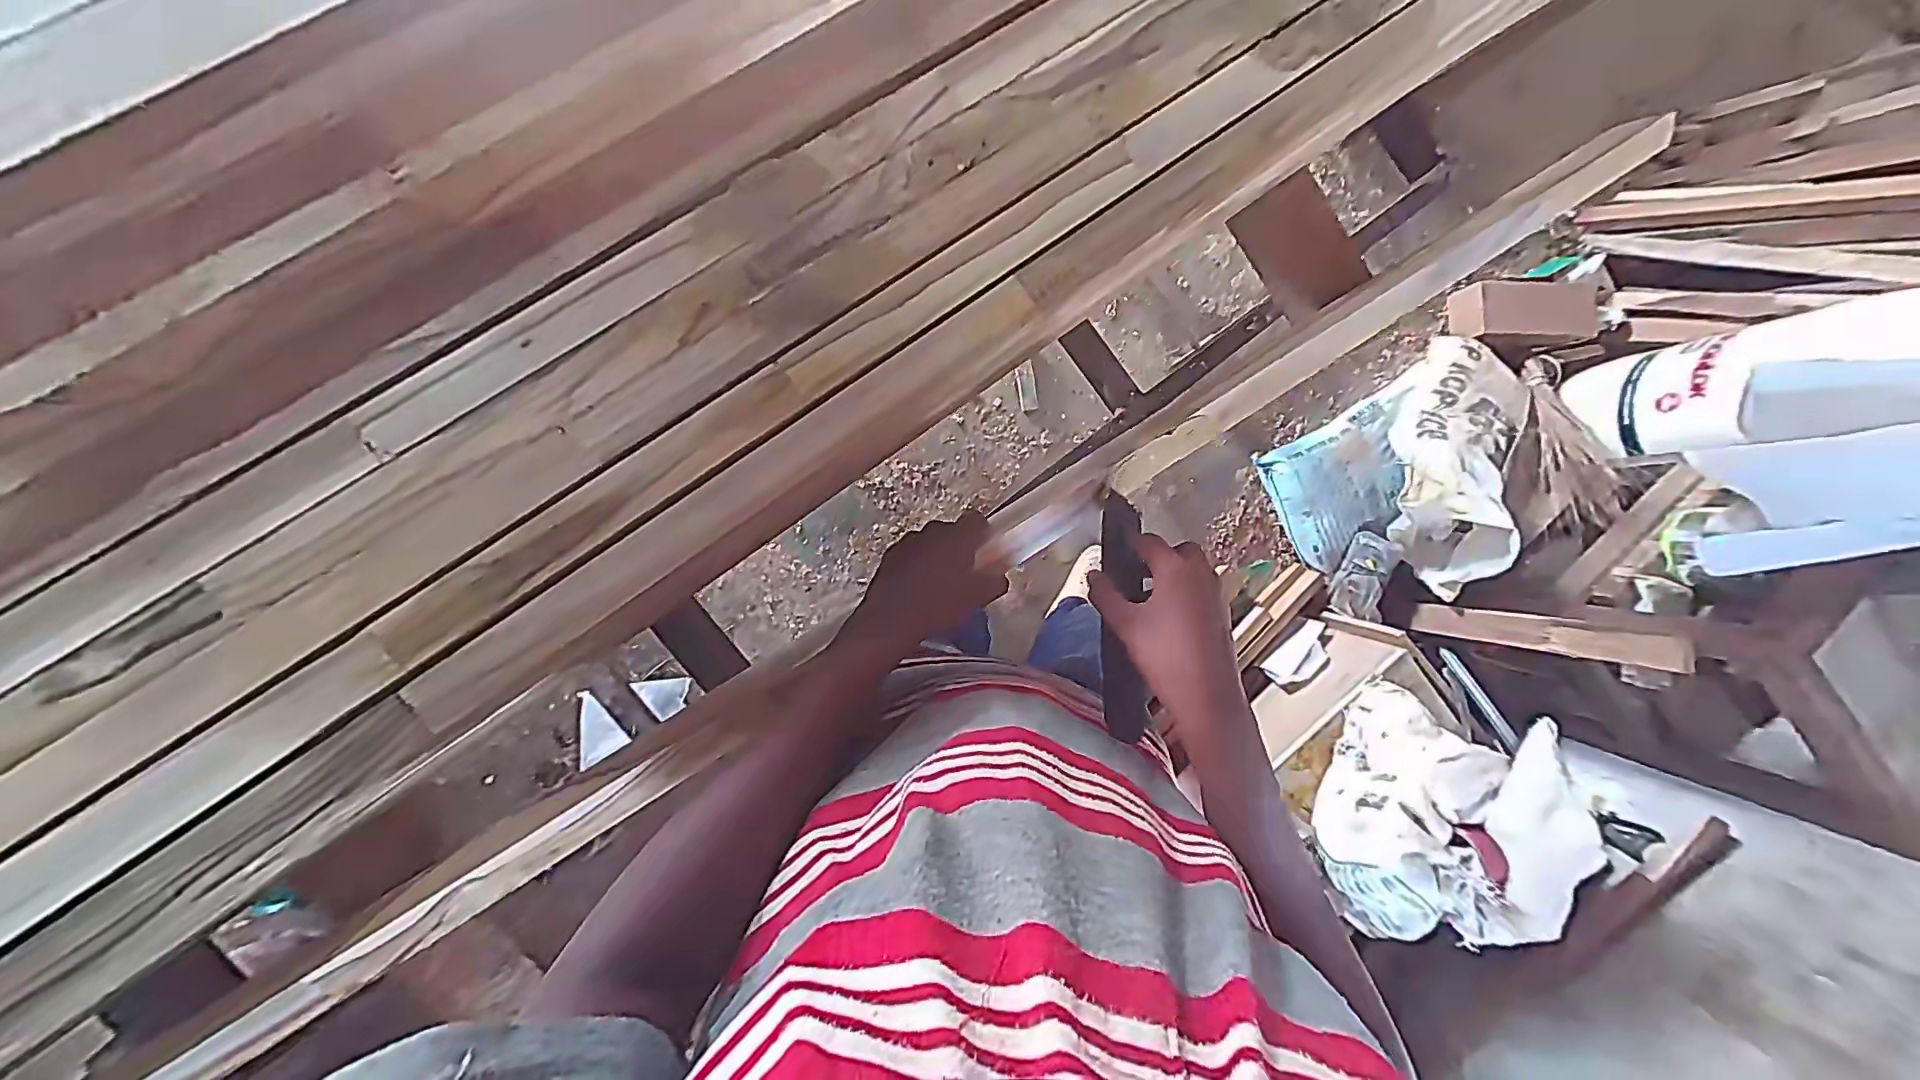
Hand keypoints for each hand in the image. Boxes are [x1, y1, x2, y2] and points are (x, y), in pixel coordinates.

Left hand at [842, 512, 1008, 652]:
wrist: (893, 618)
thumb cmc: (940, 606)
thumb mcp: (977, 598)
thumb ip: (994, 582)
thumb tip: (999, 577)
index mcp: (959, 537)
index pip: (977, 520)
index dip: (983, 533)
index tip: (985, 549)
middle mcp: (934, 531)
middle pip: (952, 531)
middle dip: (959, 546)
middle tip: (964, 570)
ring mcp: (910, 541)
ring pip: (930, 542)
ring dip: (936, 554)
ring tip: (940, 581)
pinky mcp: (891, 554)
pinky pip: (911, 553)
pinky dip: (916, 563)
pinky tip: (918, 586)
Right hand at [1088, 534, 1245, 743]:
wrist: (1207, 695)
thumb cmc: (1165, 656)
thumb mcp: (1125, 624)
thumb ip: (1105, 595)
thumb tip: (1094, 576)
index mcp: (1175, 568)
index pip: (1150, 542)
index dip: (1131, 543)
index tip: (1117, 550)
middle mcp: (1200, 574)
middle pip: (1179, 550)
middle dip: (1158, 556)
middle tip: (1135, 571)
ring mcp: (1216, 593)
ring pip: (1193, 569)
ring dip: (1173, 573)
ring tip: (1148, 594)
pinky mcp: (1222, 613)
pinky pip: (1201, 589)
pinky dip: (1185, 591)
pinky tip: (1167, 616)